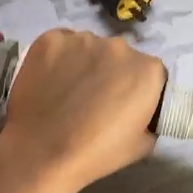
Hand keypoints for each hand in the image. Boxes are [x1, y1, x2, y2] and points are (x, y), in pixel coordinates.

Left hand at [0, 29, 166, 192]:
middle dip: (112, 72)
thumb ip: (150, 118)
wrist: (41, 153)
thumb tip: (141, 110)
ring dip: (85, 63)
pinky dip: (58, 58)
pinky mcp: (51, 39)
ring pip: (89, 48)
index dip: (137, 90)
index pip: (150, 74)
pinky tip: (50, 80)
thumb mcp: (143, 145)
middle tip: (95, 99)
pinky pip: (61, 44)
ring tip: (69, 91)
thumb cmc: (97, 153)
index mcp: (148, 70)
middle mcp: (120, 46)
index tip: (124, 105)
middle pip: (120, 57)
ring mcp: (83, 40)